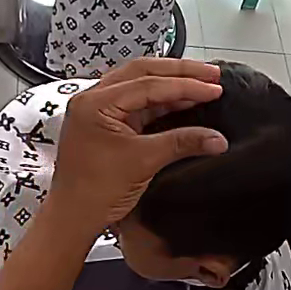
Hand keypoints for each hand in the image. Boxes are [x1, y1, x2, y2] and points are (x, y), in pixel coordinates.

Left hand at [48, 58, 227, 233]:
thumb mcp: (144, 161)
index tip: (213, 88)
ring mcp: (101, 112)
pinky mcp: (109, 125)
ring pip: (141, 85)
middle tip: (212, 74)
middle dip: (180, 72)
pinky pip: (140, 104)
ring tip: (204, 84)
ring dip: (173, 84)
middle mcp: (94, 100)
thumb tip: (216, 138)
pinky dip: (164, 101)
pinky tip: (185, 102)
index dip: (186, 85)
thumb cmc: (93, 192)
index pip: (149, 83)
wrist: (74, 218)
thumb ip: (182, 143)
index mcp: (95, 103)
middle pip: (143, 72)